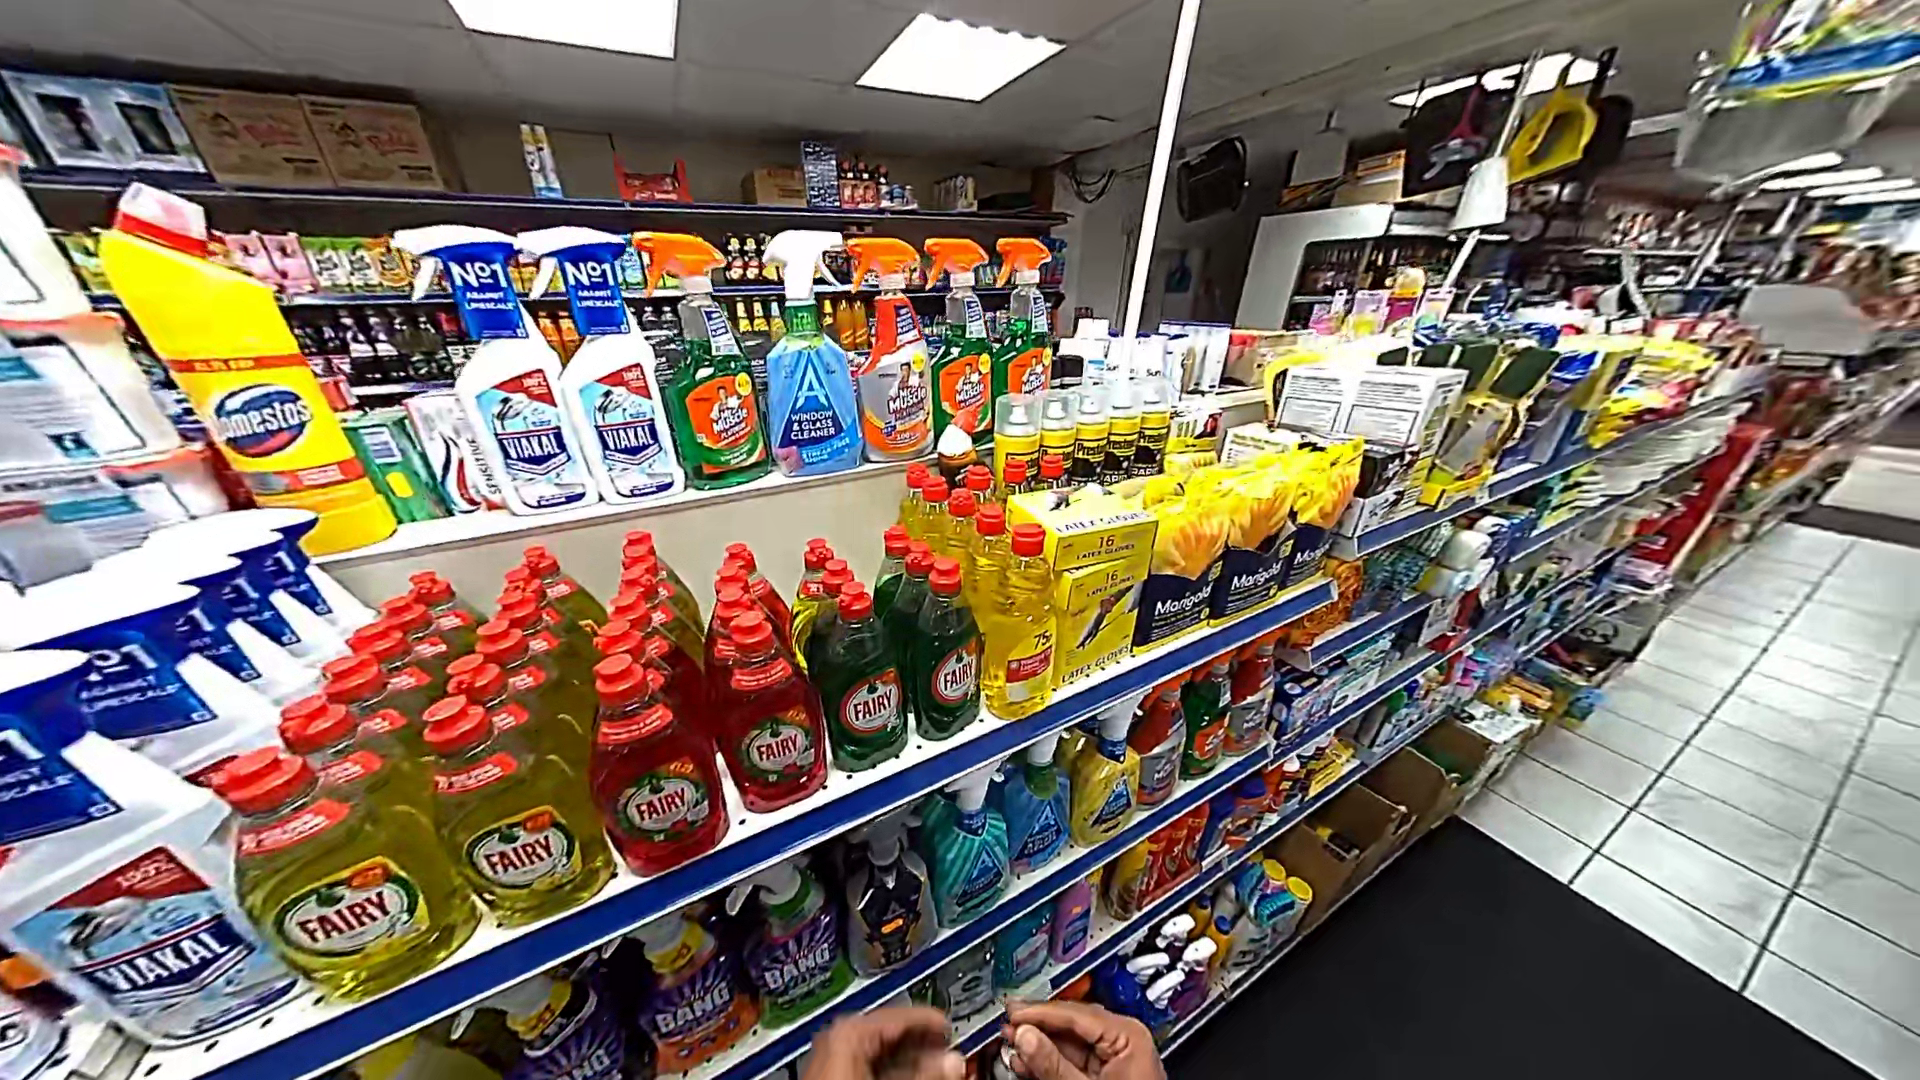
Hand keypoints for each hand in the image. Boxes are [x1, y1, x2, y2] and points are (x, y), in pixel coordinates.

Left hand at [803, 1006, 962, 1079]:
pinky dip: (890, 1068)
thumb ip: (922, 1071)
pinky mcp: (831, 1072)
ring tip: (935, 1065)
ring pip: (881, 1050)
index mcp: (849, 1028)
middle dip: (922, 1044)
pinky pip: (868, 1061)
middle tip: (948, 1050)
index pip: (901, 1015)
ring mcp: (832, 1054)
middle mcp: (838, 1034)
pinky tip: (911, 1074)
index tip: (950, 1027)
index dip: (931, 1020)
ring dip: (909, 1058)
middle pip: (892, 1032)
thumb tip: (953, 1060)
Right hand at [1001, 1001, 1164, 1079]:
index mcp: (1128, 1035)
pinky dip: (1050, 1062)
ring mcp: (1116, 1059)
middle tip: (1008, 1024)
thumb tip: (1024, 1034)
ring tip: (1013, 1044)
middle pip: (1070, 1025)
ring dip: (1038, 1045)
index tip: (1013, 1012)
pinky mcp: (1108, 1075)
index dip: (1039, 1011)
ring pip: (1068, 1044)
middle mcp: (1124, 1040)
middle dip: (1036, 1028)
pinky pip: (1074, 1061)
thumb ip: (1054, 1064)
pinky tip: (1028, 1062)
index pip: (1075, 1012)